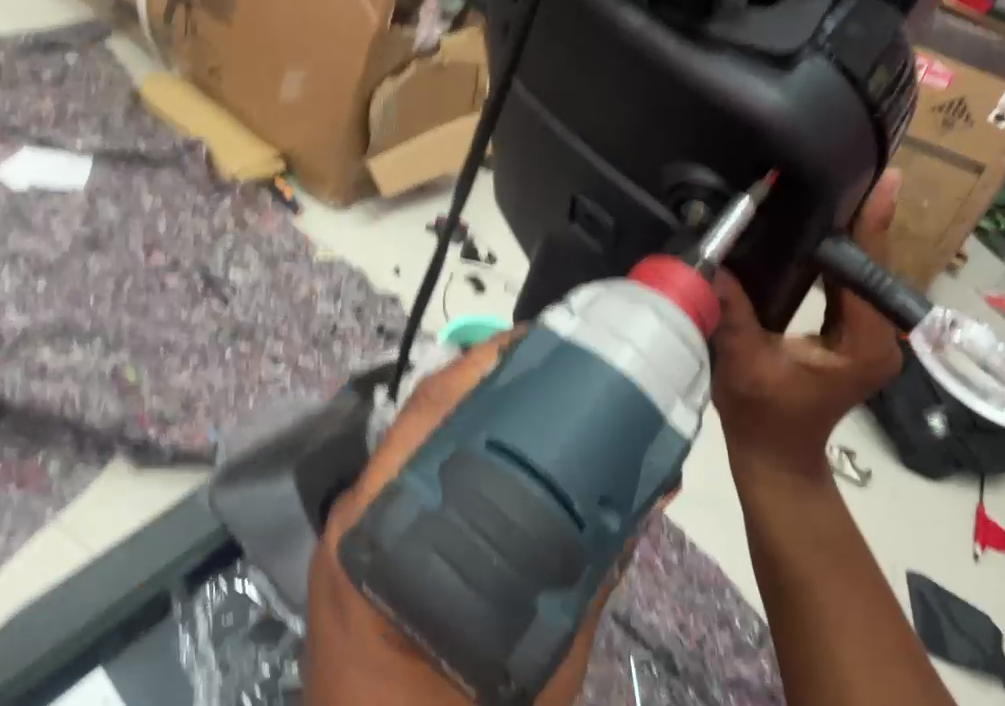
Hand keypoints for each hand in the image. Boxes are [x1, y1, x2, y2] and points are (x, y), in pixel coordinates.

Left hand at [305, 333, 611, 705]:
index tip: (544, 341)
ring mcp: (360, 537)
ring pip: (424, 451)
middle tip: (562, 363)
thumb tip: (646, 495)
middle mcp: (358, 519)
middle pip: (425, 421)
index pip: (426, 414)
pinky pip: (422, 487)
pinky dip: (468, 462)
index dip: (484, 365)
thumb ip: (588, 580)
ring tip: (550, 398)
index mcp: (375, 533)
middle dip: (492, 384)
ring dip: (482, 419)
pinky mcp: (372, 557)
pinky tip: (517, 463)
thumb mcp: (534, 664)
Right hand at [711, 168, 905, 478]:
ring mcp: (873, 336)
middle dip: (863, 217)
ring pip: (867, 272)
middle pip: (874, 266)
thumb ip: (732, 312)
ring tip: (845, 181)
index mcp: (861, 343)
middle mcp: (880, 337)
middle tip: (856, 164)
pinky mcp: (859, 334)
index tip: (882, 180)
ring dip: (855, 232)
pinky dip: (843, 254)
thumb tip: (713, 261)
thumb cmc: (762, 417)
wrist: (778, 456)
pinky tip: (829, 224)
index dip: (870, 225)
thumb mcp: (743, 363)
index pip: (867, 272)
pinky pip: (854, 283)